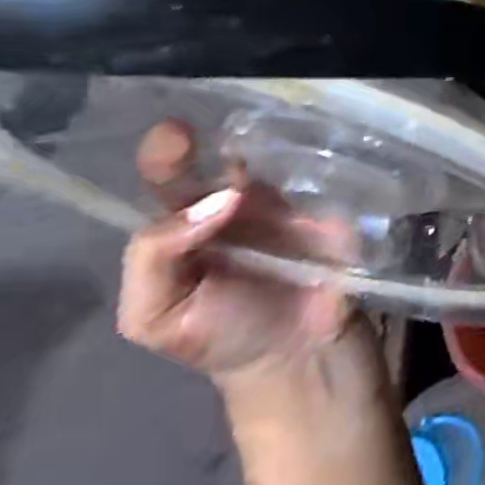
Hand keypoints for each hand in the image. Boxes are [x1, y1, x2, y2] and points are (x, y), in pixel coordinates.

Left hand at [116, 121, 353, 385]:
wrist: (299, 355)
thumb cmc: (223, 333)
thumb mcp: (154, 315)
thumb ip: (154, 258)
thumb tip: (218, 199)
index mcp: (188, 217)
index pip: (171, 174)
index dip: (166, 152)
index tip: (173, 134)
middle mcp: (235, 194)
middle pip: (218, 151)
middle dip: (206, 136)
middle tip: (194, 131)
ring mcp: (286, 192)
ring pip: (273, 147)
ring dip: (266, 135)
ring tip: (256, 129)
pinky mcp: (329, 197)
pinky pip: (324, 163)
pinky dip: (317, 150)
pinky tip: (309, 144)